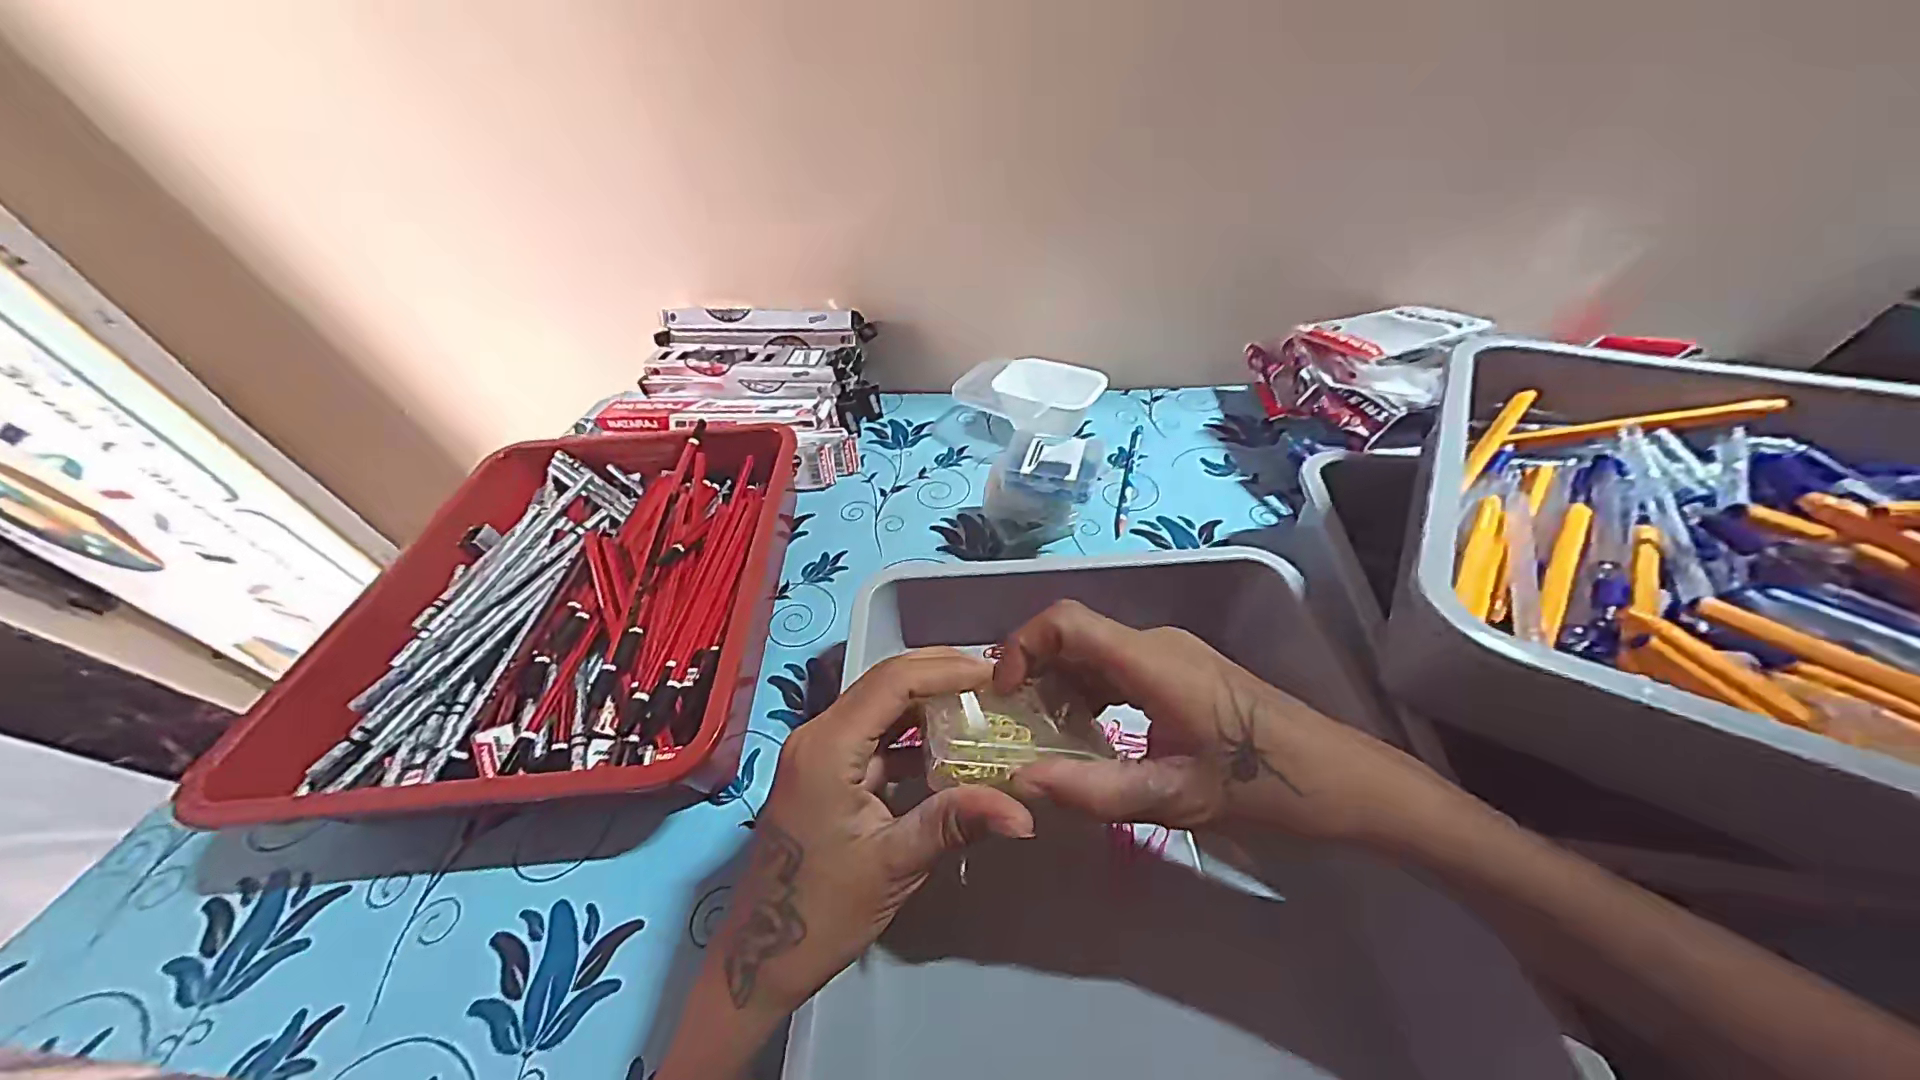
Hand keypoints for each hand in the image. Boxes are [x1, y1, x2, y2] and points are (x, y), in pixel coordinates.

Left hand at [714, 648, 1033, 1015]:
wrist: (761, 956)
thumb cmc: (822, 910)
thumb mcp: (894, 863)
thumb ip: (956, 822)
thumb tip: (1023, 812)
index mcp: (828, 746)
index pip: (893, 681)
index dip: (947, 670)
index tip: (996, 674)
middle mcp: (819, 733)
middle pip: (885, 680)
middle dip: (942, 673)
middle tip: (996, 680)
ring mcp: (820, 749)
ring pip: (881, 702)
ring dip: (930, 698)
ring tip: (982, 702)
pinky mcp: (827, 768)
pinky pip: (876, 732)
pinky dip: (914, 729)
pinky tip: (951, 741)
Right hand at [997, 600, 1479, 851]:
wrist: (1345, 783)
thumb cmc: (1264, 788)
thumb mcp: (1174, 798)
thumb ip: (1092, 790)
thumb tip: (1020, 781)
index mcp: (1152, 660)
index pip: (1066, 620)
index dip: (1022, 645)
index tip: (1002, 693)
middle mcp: (1155, 643)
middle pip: (1073, 635)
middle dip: (1032, 672)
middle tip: (1009, 725)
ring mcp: (1170, 655)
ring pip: (1092, 653)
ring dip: (1058, 686)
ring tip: (1039, 737)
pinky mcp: (1180, 672)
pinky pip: (1115, 669)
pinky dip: (1086, 695)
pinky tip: (1084, 737)